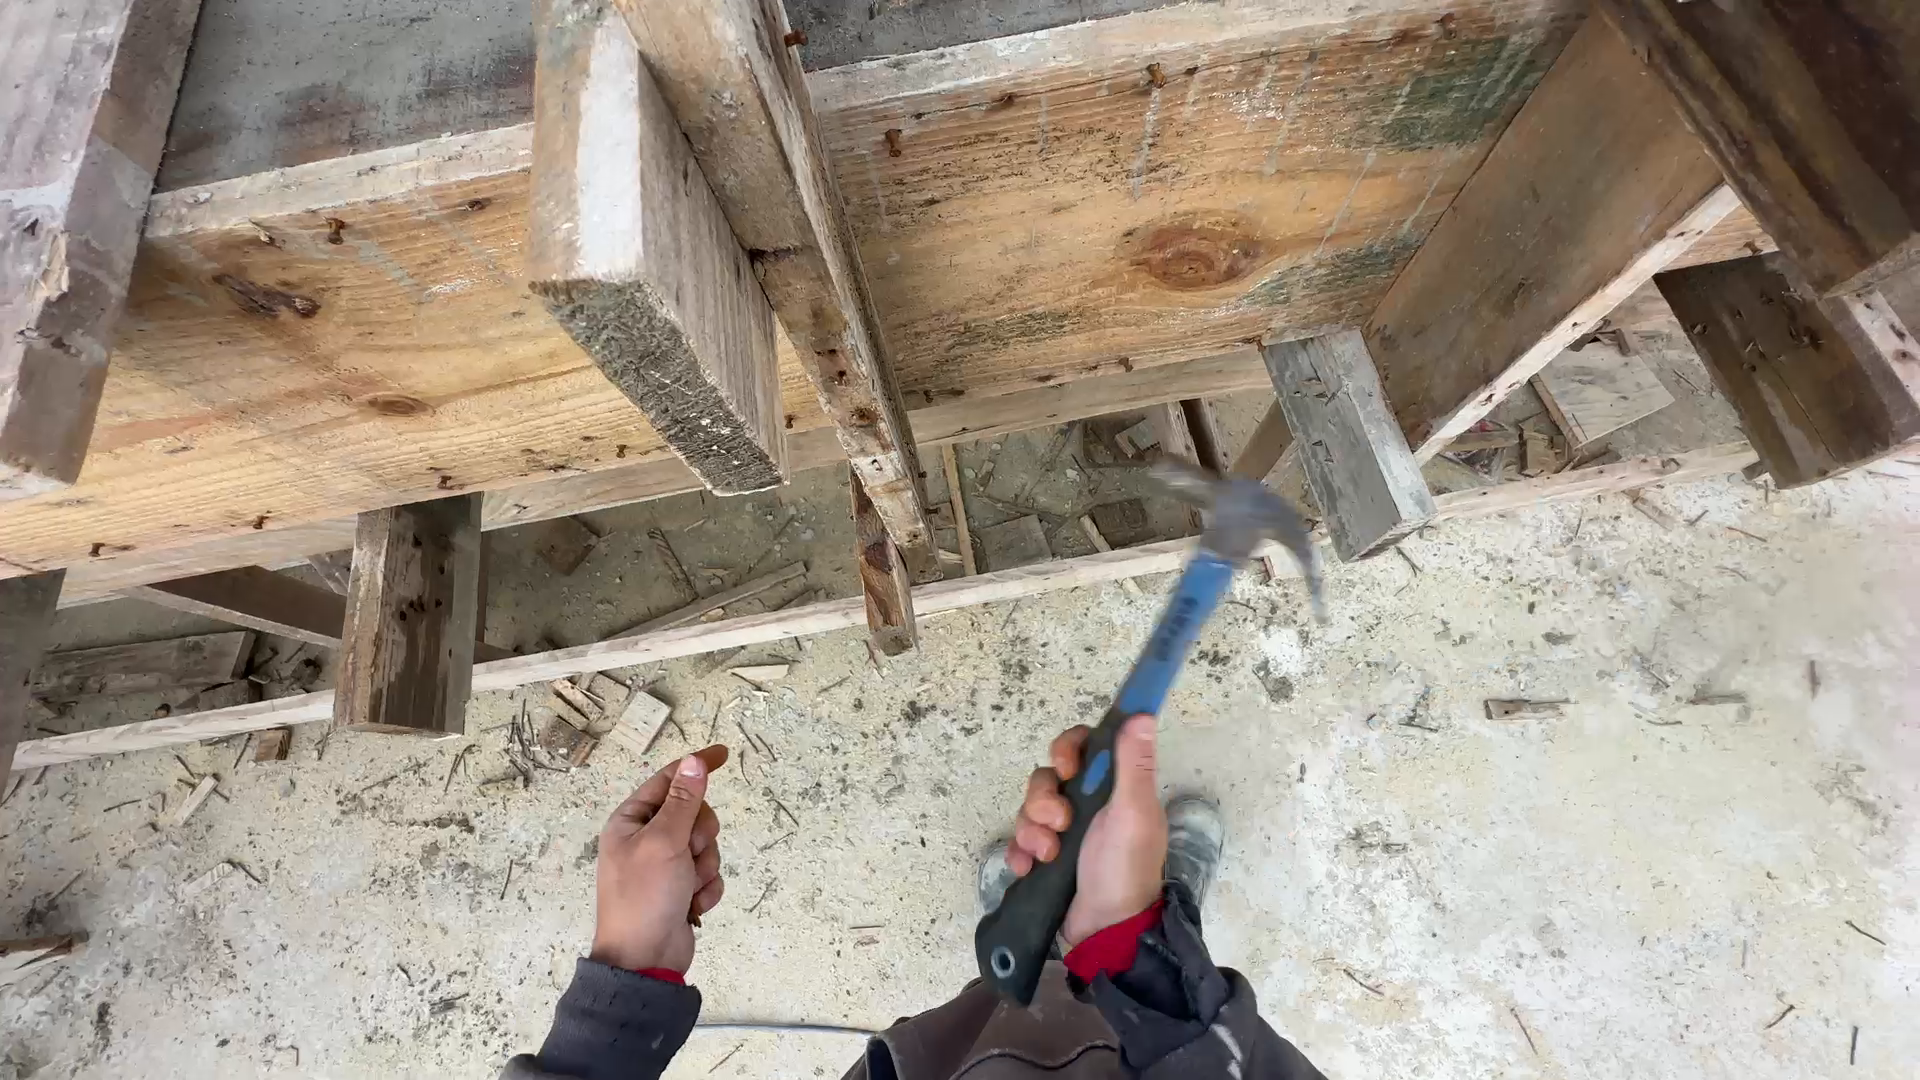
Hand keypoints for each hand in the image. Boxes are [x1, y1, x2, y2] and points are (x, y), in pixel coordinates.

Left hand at [590, 744, 729, 974]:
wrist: (644, 962)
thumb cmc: (645, 896)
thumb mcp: (665, 841)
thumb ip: (684, 800)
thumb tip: (694, 761)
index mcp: (631, 821)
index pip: (669, 780)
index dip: (696, 766)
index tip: (724, 754)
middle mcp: (647, 838)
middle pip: (695, 813)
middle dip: (701, 835)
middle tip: (690, 853)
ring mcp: (665, 864)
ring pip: (707, 843)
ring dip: (705, 865)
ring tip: (688, 886)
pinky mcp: (681, 886)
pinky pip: (709, 871)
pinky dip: (706, 887)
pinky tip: (692, 905)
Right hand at [1006, 716, 1166, 947]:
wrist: (1105, 933)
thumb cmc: (1124, 868)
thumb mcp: (1133, 814)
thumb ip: (1133, 764)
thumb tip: (1143, 714)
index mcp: (1112, 788)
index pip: (1083, 745)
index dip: (1067, 748)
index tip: (1067, 768)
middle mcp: (1087, 804)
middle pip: (1048, 776)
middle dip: (1044, 798)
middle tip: (1060, 822)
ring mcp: (1063, 832)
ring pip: (1029, 808)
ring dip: (1033, 830)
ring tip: (1048, 854)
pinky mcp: (1044, 858)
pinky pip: (1018, 840)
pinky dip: (1021, 853)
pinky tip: (1030, 868)